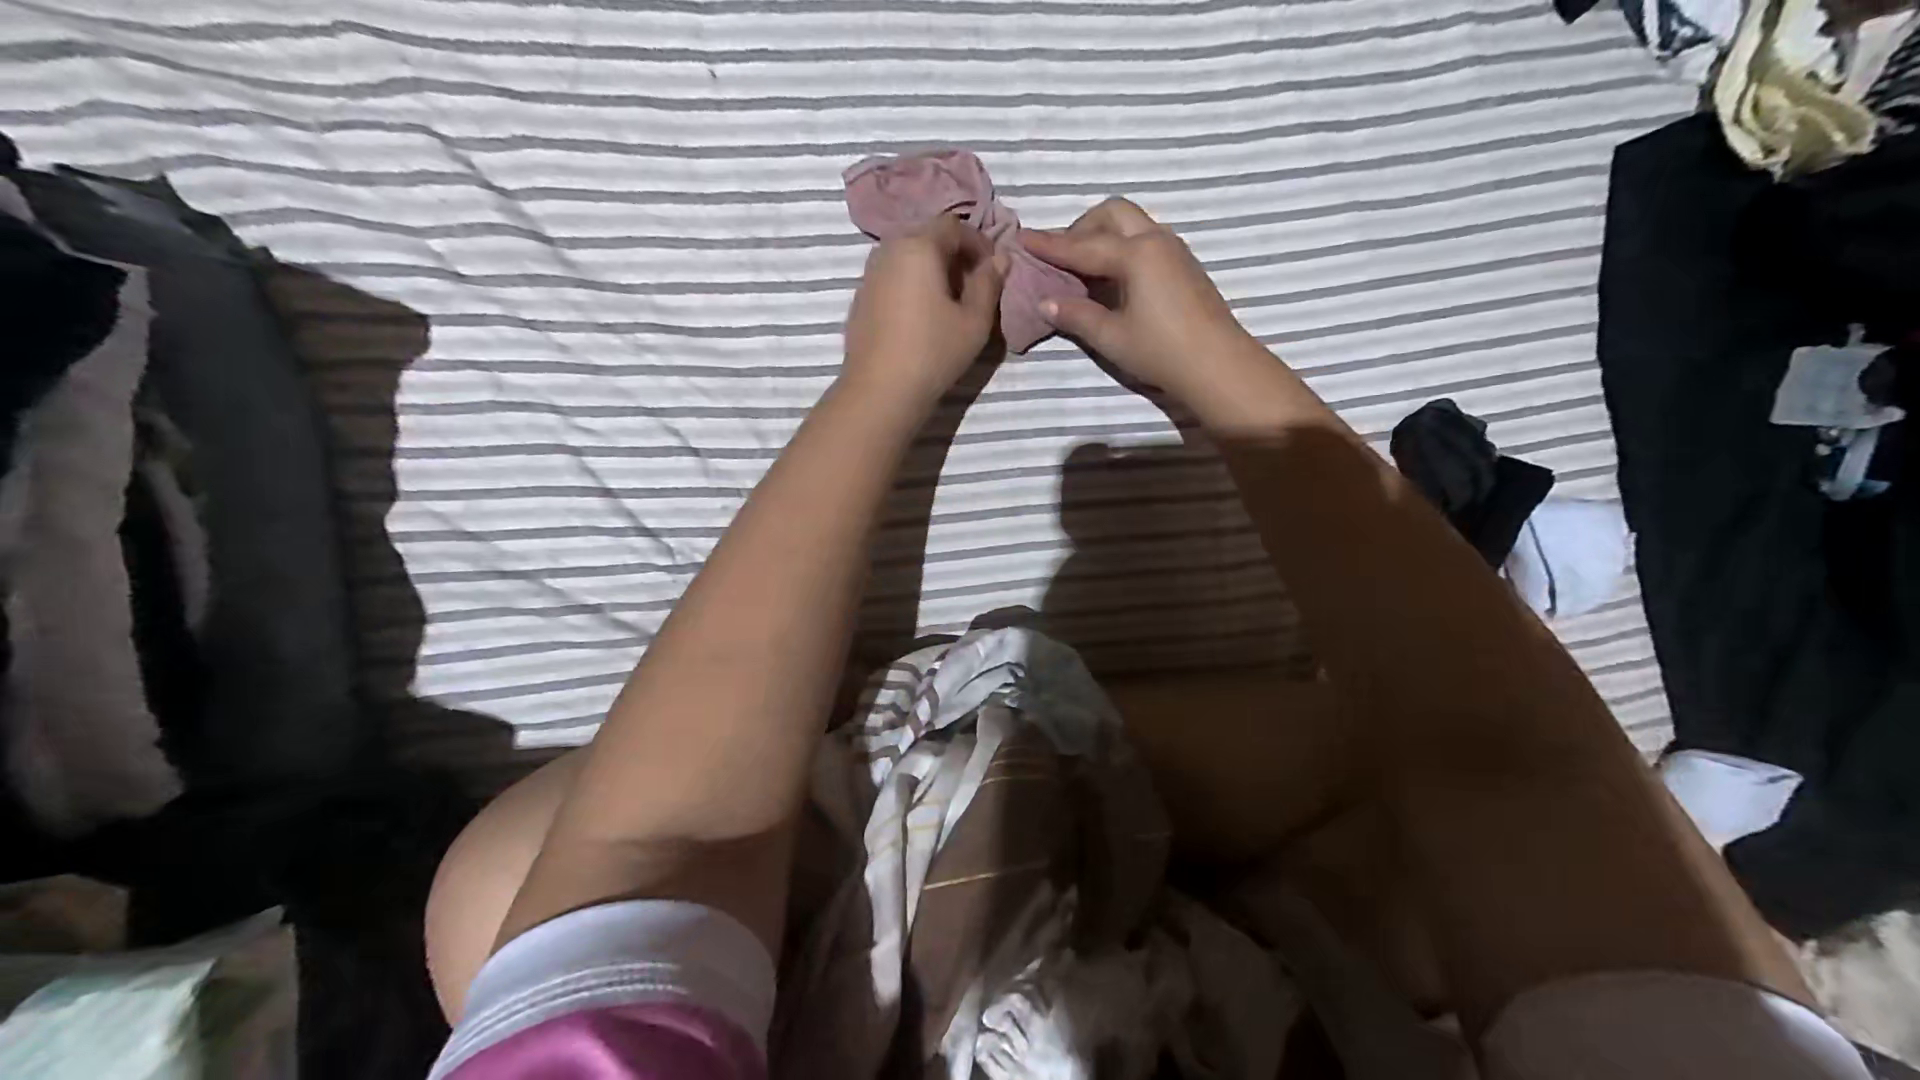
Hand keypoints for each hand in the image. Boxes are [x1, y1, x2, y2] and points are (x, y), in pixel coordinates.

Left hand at [843, 215, 1008, 408]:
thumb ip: (989, 284)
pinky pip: (892, 279)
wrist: (880, 391)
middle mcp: (888, 250)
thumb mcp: (974, 321)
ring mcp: (869, 275)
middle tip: (973, 286)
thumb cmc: (934, 352)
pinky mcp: (860, 299)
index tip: (992, 270)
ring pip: (907, 258)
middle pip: (927, 237)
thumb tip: (999, 259)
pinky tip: (921, 317)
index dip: (978, 242)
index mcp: (919, 247)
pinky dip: (911, 286)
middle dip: (954, 255)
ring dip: (931, 271)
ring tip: (949, 303)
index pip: (954, 226)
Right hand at [1021, 198, 1260, 401]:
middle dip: (1081, 228)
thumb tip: (1045, 301)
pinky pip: (1144, 239)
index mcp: (1136, 254)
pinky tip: (1111, 279)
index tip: (1023, 238)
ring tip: (1082, 268)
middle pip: (1112, 214)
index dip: (1050, 245)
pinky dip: (1120, 247)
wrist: (1218, 365)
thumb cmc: (1161, 351)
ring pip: (1131, 224)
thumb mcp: (1111, 337)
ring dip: (1102, 236)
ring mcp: (1174, 250)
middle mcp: (1156, 240)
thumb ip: (1077, 314)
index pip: (1083, 245)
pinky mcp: (1183, 264)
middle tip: (1061, 257)